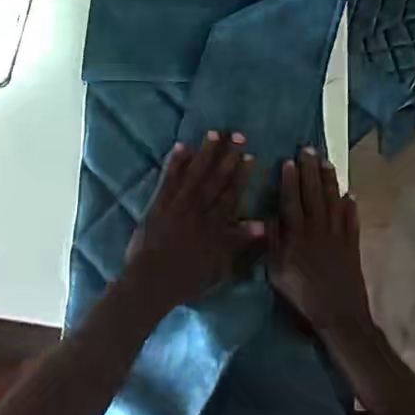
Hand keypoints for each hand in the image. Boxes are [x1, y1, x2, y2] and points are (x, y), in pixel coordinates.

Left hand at [122, 132, 262, 310]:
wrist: (151, 282)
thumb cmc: (187, 278)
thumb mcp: (220, 265)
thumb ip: (240, 242)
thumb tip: (263, 225)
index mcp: (215, 224)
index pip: (231, 194)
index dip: (241, 174)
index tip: (249, 155)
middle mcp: (199, 209)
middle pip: (215, 178)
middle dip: (227, 156)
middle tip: (237, 135)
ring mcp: (178, 204)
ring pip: (195, 174)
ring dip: (205, 153)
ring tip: (214, 133)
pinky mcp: (159, 203)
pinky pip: (169, 179)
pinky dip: (175, 162)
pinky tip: (181, 146)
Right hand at [269, 148, 372, 335]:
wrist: (340, 316)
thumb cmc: (303, 297)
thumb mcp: (277, 273)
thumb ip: (273, 243)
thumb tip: (267, 216)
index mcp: (297, 236)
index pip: (292, 201)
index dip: (290, 180)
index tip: (288, 160)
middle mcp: (318, 229)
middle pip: (313, 194)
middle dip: (309, 170)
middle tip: (307, 148)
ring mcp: (337, 235)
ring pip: (333, 201)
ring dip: (330, 180)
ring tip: (326, 161)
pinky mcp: (352, 244)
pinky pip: (352, 220)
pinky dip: (351, 205)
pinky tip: (349, 193)